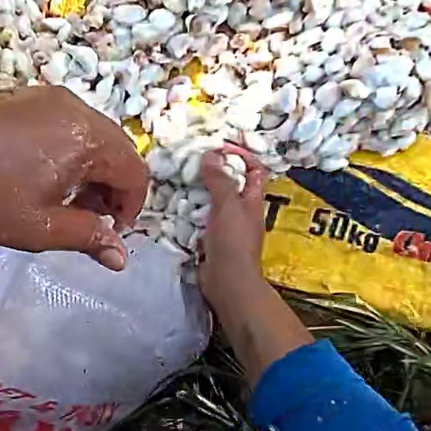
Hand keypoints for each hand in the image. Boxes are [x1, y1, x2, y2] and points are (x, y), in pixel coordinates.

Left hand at [0, 87, 147, 270]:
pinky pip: (61, 126)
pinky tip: (35, 178)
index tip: (109, 235)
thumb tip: (121, 256)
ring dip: (88, 173)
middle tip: (86, 223)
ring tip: (60, 204)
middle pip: (115, 149)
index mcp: (85, 136)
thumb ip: (89, 237)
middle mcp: (72, 106)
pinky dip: (65, 154)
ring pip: (89, 137)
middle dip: (110, 189)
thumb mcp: (40, 228)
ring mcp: (42, 97)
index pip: (135, 172)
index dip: (131, 208)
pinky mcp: (17, 98)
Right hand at [195, 146, 311, 385]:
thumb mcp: (228, 205)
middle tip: (193, 161)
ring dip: (199, 191)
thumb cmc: (233, 243)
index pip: (255, 169)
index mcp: (252, 200)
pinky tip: (175, 206)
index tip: (221, 146)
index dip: (243, 155)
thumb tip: (212, 154)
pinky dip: (190, 211)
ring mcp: (226, 227)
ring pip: (213, 202)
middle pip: (231, 184)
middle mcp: (242, 212)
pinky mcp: (211, 240)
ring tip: (179, 179)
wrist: (227, 283)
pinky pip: (200, 220)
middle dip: (215, 171)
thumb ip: (220, 180)